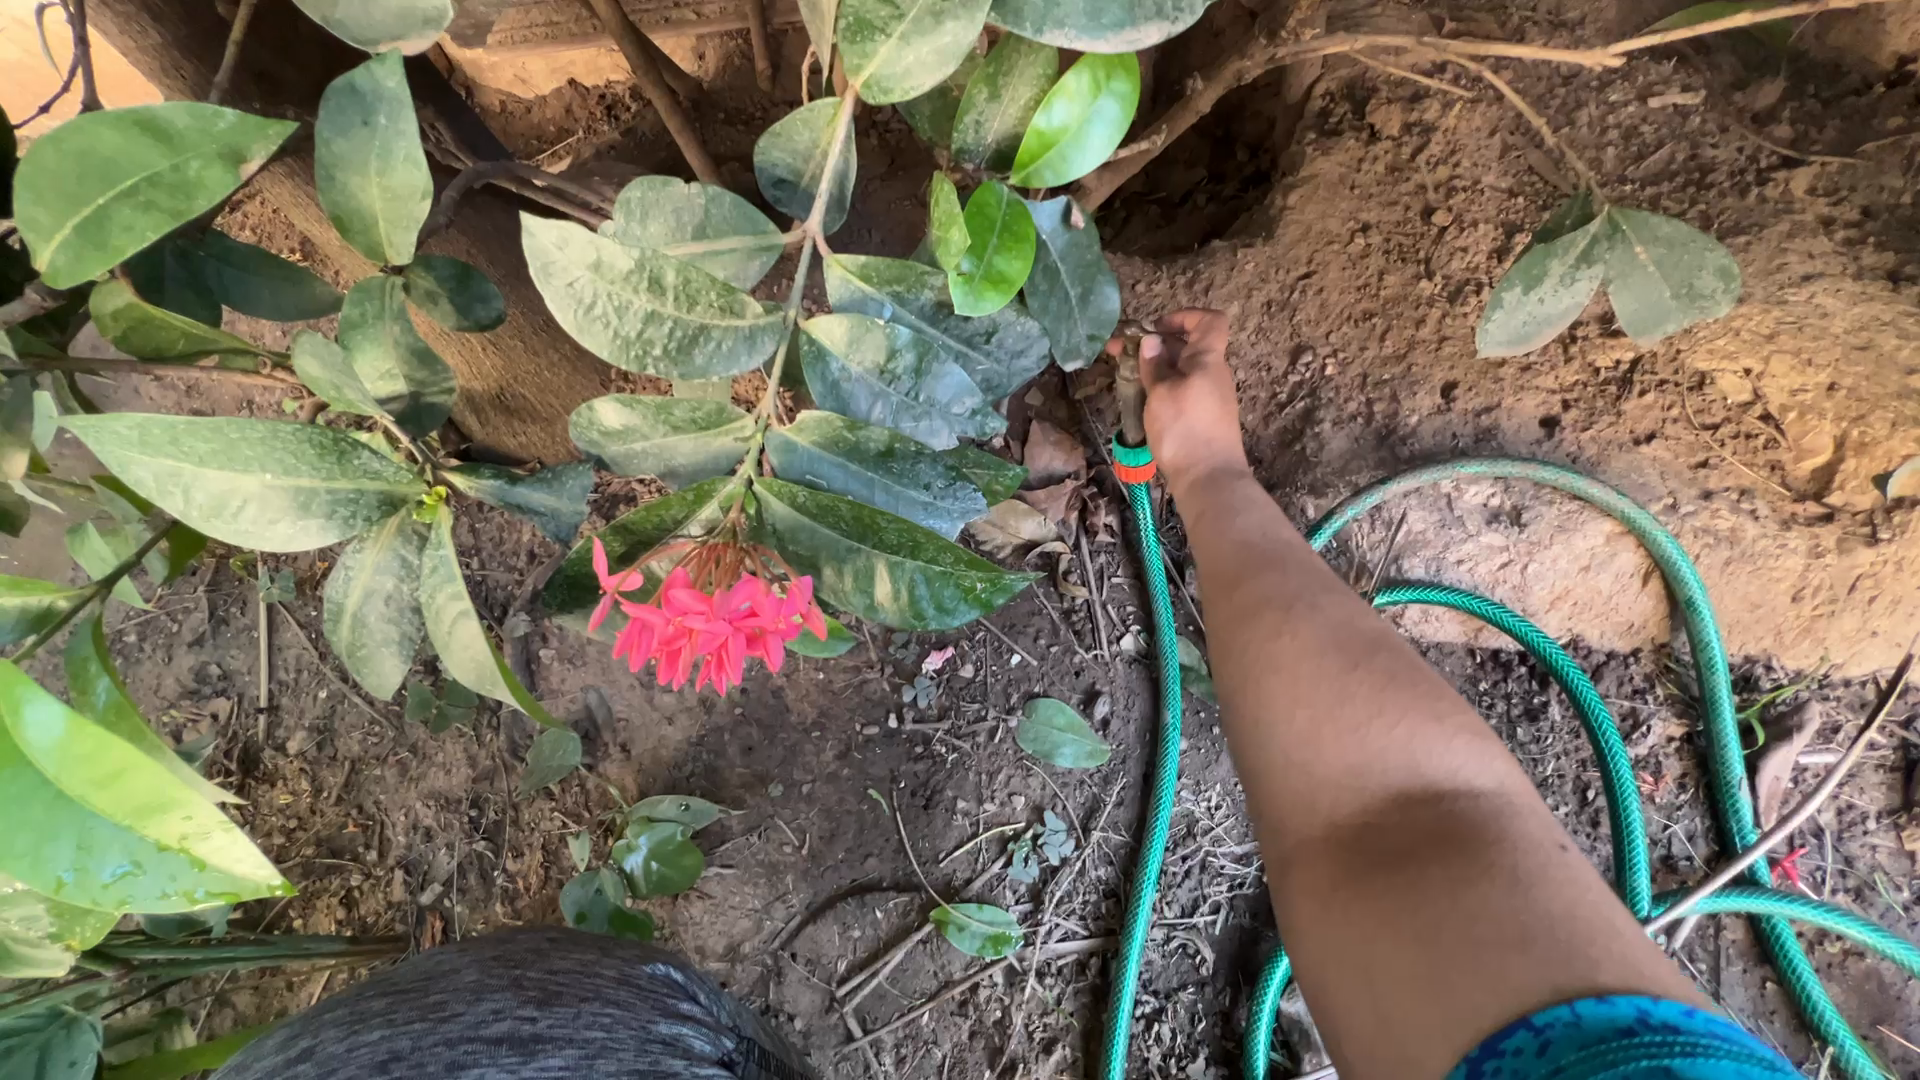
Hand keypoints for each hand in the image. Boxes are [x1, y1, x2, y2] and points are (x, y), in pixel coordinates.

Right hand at [1109, 309, 1249, 494]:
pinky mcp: (1202, 418)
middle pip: (1188, 346)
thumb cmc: (1184, 429)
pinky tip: (1142, 400)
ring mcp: (1209, 397)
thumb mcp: (1161, 393)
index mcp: (1208, 359)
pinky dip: (1162, 388)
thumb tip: (1151, 341)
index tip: (1155, 328)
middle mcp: (1213, 374)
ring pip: (1182, 370)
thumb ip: (1154, 365)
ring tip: (1126, 377)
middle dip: (1155, 345)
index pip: (1209, 321)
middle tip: (1121, 353)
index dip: (1184, 316)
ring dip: (1155, 369)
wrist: (1208, 478)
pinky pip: (1182, 391)